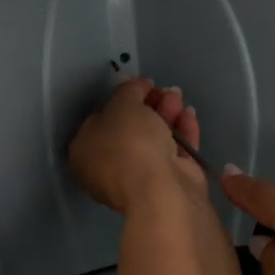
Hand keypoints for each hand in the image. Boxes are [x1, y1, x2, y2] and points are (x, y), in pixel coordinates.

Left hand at [68, 78, 204, 213]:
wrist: (161, 190)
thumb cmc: (130, 144)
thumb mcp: (123, 106)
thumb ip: (128, 91)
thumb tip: (132, 85)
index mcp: (85, 151)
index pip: (101, 119)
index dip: (120, 98)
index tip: (139, 85)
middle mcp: (108, 167)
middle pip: (130, 128)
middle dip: (147, 105)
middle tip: (161, 88)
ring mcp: (139, 177)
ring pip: (153, 138)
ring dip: (166, 113)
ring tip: (178, 94)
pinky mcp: (168, 183)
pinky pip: (174, 151)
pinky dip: (182, 131)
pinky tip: (189, 113)